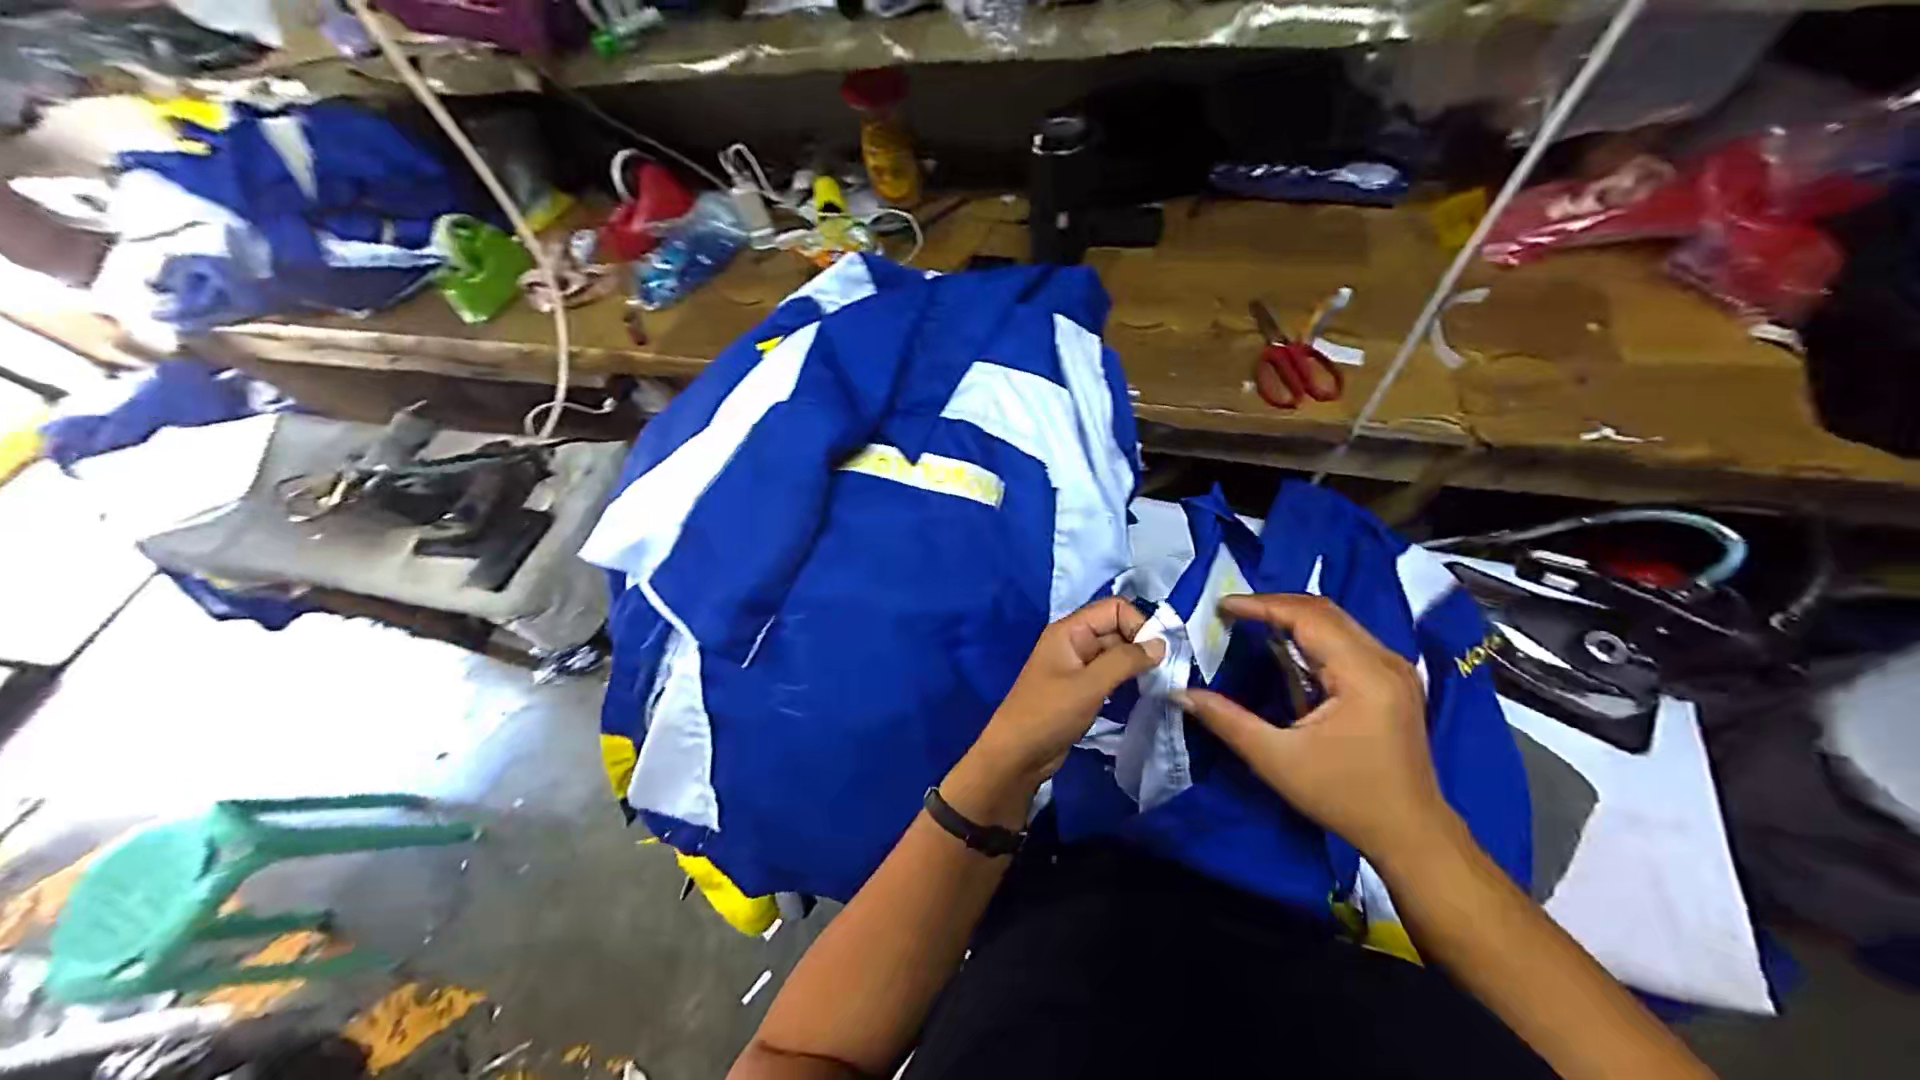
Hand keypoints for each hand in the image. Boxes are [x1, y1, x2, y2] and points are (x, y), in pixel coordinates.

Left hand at [974, 596, 1165, 786]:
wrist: (1018, 755)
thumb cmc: (1049, 714)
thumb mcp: (1089, 685)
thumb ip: (1125, 661)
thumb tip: (1161, 643)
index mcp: (1069, 631)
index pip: (1114, 608)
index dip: (1138, 624)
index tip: (1157, 653)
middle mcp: (1074, 642)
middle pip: (1117, 630)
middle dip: (1142, 646)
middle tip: (1164, 672)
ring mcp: (1077, 666)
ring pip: (1116, 654)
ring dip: (1137, 666)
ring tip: (1157, 685)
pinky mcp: (1081, 689)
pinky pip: (1111, 675)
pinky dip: (1127, 682)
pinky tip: (1142, 696)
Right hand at [1176, 593, 1454, 866]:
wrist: (1410, 833)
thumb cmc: (1344, 796)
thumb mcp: (1276, 760)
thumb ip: (1226, 720)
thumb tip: (1181, 693)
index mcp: (1364, 676)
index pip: (1309, 617)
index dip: (1262, 606)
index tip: (1222, 606)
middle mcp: (1386, 661)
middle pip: (1325, 611)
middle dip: (1274, 605)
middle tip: (1231, 611)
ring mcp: (1395, 669)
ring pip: (1338, 622)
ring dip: (1293, 617)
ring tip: (1250, 622)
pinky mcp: (1393, 681)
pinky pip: (1347, 639)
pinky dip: (1311, 634)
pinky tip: (1285, 646)